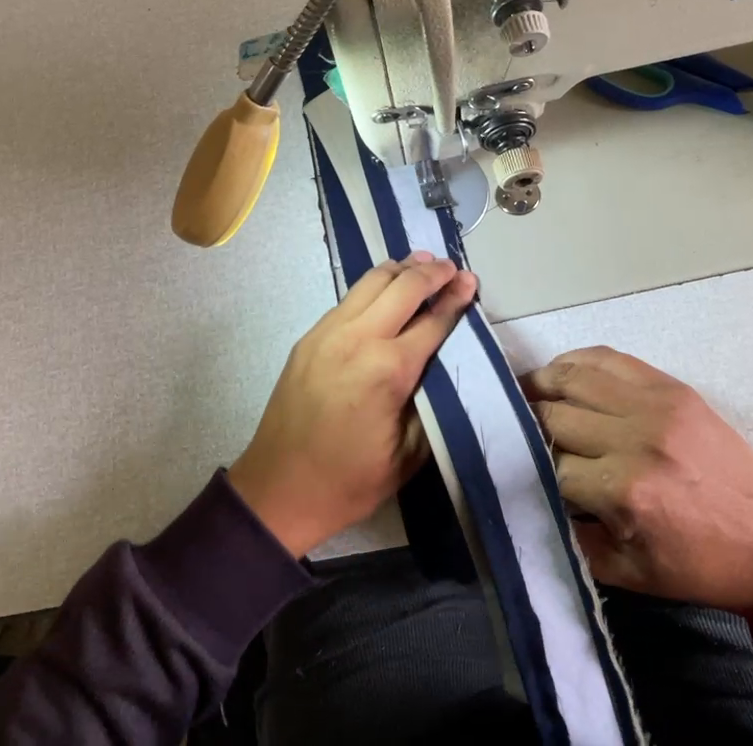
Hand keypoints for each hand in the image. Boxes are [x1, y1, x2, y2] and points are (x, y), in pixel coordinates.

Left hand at [228, 252, 477, 556]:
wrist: (279, 488)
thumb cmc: (351, 481)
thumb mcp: (409, 454)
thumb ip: (431, 400)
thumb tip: (444, 365)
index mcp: (388, 369)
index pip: (432, 319)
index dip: (456, 297)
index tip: (472, 281)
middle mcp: (357, 338)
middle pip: (401, 285)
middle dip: (431, 272)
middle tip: (452, 267)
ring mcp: (326, 333)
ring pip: (368, 282)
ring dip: (399, 271)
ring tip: (422, 265)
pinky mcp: (308, 339)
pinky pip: (347, 300)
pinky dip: (373, 288)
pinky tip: (385, 293)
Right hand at [523, 347, 752, 629]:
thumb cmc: (696, 566)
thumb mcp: (624, 572)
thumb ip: (568, 534)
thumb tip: (527, 494)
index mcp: (624, 489)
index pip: (547, 463)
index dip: (526, 468)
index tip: (515, 470)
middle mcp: (636, 438)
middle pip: (554, 414)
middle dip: (528, 426)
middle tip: (513, 432)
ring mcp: (656, 405)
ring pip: (573, 376)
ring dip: (540, 384)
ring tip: (524, 395)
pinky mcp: (673, 388)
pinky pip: (609, 358)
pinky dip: (576, 362)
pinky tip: (561, 374)